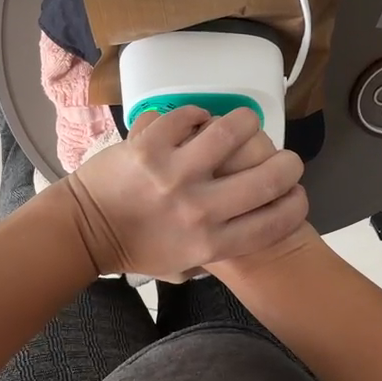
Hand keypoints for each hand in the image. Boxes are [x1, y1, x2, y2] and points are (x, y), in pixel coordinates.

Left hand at [62, 106, 306, 279]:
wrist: (84, 228)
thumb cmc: (136, 249)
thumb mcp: (184, 266)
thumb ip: (219, 252)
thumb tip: (253, 226)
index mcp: (209, 243)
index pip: (275, 223)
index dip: (297, 204)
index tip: (297, 193)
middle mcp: (197, 209)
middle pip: (268, 178)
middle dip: (287, 164)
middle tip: (283, 158)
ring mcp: (173, 172)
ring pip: (232, 131)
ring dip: (246, 124)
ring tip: (246, 124)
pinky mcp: (149, 143)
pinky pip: (189, 115)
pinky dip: (198, 114)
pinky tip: (198, 121)